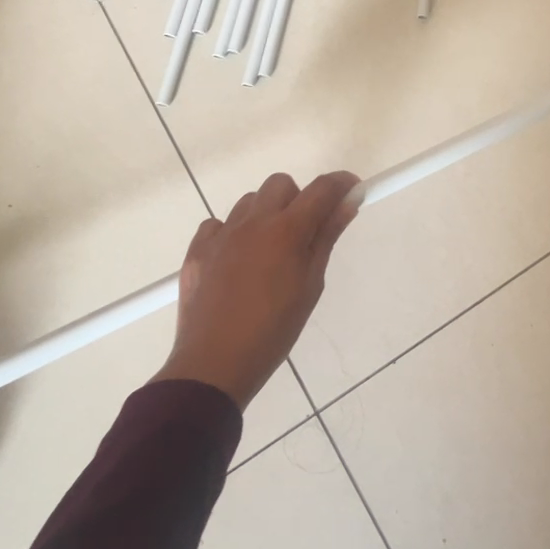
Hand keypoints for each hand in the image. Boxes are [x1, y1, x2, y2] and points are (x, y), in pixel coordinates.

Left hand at [151, 171, 359, 408]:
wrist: (214, 365)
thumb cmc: (274, 330)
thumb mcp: (311, 284)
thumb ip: (326, 238)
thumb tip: (347, 203)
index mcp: (286, 230)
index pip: (321, 188)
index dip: (341, 183)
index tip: (353, 190)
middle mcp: (252, 222)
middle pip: (281, 184)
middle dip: (299, 198)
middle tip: (305, 233)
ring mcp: (220, 235)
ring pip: (249, 202)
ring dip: (266, 214)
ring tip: (270, 251)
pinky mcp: (197, 251)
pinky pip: (218, 224)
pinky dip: (233, 233)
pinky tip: (238, 261)